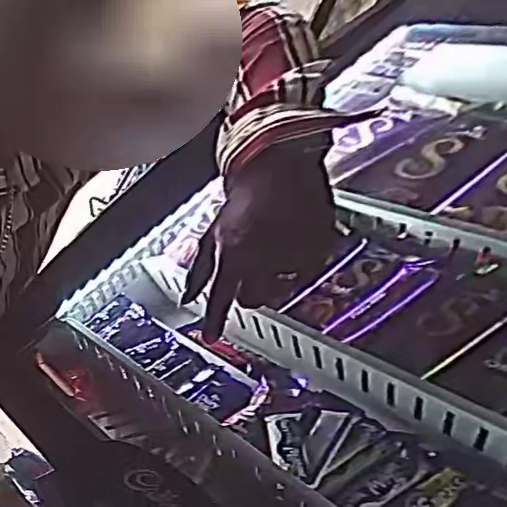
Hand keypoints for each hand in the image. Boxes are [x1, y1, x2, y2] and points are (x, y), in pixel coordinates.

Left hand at [187, 141, 340, 341]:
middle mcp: (263, 258)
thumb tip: (187, 299)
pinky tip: (289, 247)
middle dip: (248, 295)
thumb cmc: (242, 202)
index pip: (221, 298)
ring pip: (280, 289)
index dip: (215, 322)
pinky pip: (306, 273)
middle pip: (253, 300)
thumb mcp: (211, 236)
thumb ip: (199, 272)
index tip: (211, 337)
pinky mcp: (319, 246)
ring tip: (270, 255)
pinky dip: (297, 267)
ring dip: (273, 281)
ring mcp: (293, 253)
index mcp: (233, 256)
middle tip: (249, 276)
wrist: (279, 169)